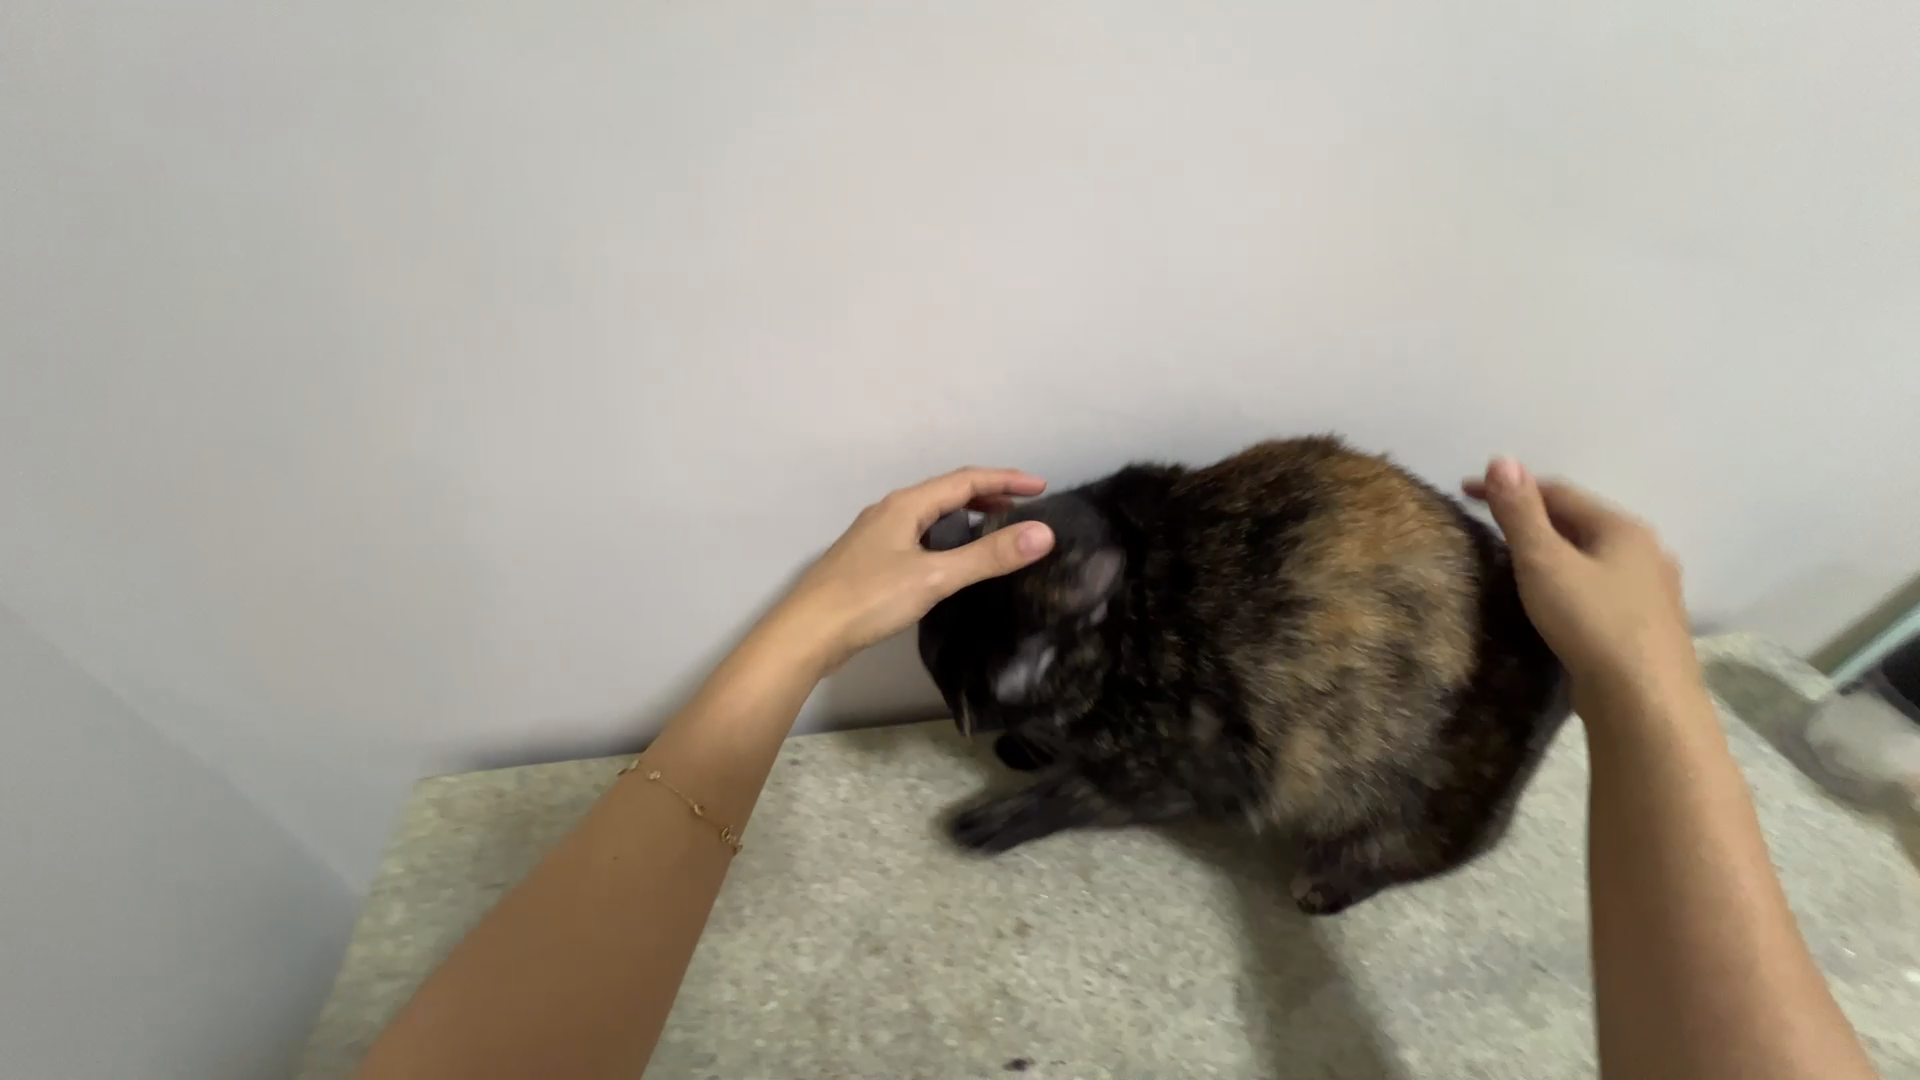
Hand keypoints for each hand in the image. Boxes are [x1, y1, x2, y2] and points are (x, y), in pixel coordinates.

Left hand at [773, 467, 1056, 672]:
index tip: (1042, 487)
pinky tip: (950, 558)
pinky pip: (918, 535)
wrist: (806, 632)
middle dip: (987, 493)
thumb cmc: (868, 599)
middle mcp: (890, 511)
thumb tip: (1043, 533)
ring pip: (930, 514)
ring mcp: (877, 535)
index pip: (966, 480)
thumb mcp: (934, 576)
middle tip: (1023, 505)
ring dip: (965, 514)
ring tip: (994, 525)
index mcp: (906, 505)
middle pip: (947, 492)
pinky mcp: (871, 560)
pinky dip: (945, 535)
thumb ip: (988, 556)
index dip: (1006, 479)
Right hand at [1464, 458, 1701, 711]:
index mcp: (1622, 528)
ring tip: (1513, 554)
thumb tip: (1501, 459)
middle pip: (1578, 519)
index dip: (1509, 487)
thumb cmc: (1589, 621)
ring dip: (1551, 544)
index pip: (1558, 492)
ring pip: (1590, 551)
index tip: (1464, 491)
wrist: (1643, 696)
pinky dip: (1567, 572)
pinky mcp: (1643, 619)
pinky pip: (1598, 580)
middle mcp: (1644, 549)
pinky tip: (1554, 592)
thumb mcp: (1543, 561)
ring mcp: (1649, 586)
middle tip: (1485, 520)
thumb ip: (1520, 512)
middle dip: (1532, 514)